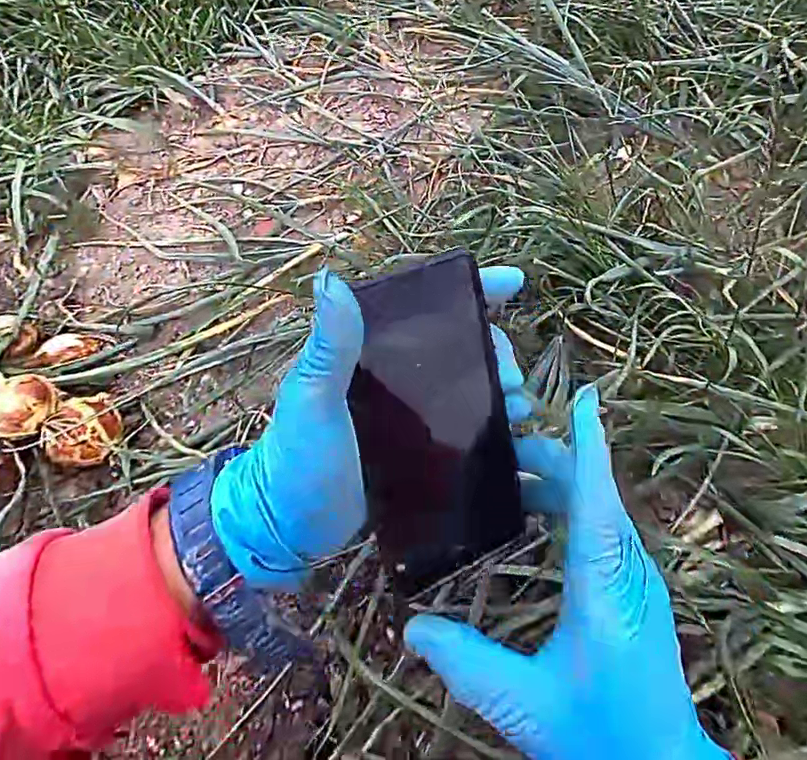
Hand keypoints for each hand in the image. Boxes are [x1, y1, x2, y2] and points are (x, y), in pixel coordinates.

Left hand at [209, 266, 531, 591]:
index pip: (427, 305)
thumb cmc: (296, 457)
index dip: (473, 289)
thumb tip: (330, 277)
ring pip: (471, 377)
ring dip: (501, 382)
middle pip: (462, 340)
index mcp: (371, 347)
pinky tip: (513, 427)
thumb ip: (329, 344)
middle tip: (511, 376)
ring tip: (517, 404)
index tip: (513, 283)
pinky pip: (467, 416)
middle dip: (496, 347)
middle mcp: (397, 368)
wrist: (289, 527)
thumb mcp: (312, 397)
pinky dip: (493, 416)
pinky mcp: (423, 440)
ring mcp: (413, 405)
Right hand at [404, 386, 727, 759]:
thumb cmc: (600, 733)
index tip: (584, 397)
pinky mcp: (634, 580)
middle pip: (592, 491)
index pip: (595, 499)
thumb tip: (413, 626)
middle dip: (552, 458)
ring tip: (511, 479)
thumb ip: (469, 666)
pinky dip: (570, 504)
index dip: (589, 444)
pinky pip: (602, 524)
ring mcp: (635, 570)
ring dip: (559, 480)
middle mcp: (626, 564)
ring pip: (599, 504)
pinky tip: (539, 514)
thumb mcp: (525, 706)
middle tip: (501, 451)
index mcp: (605, 583)